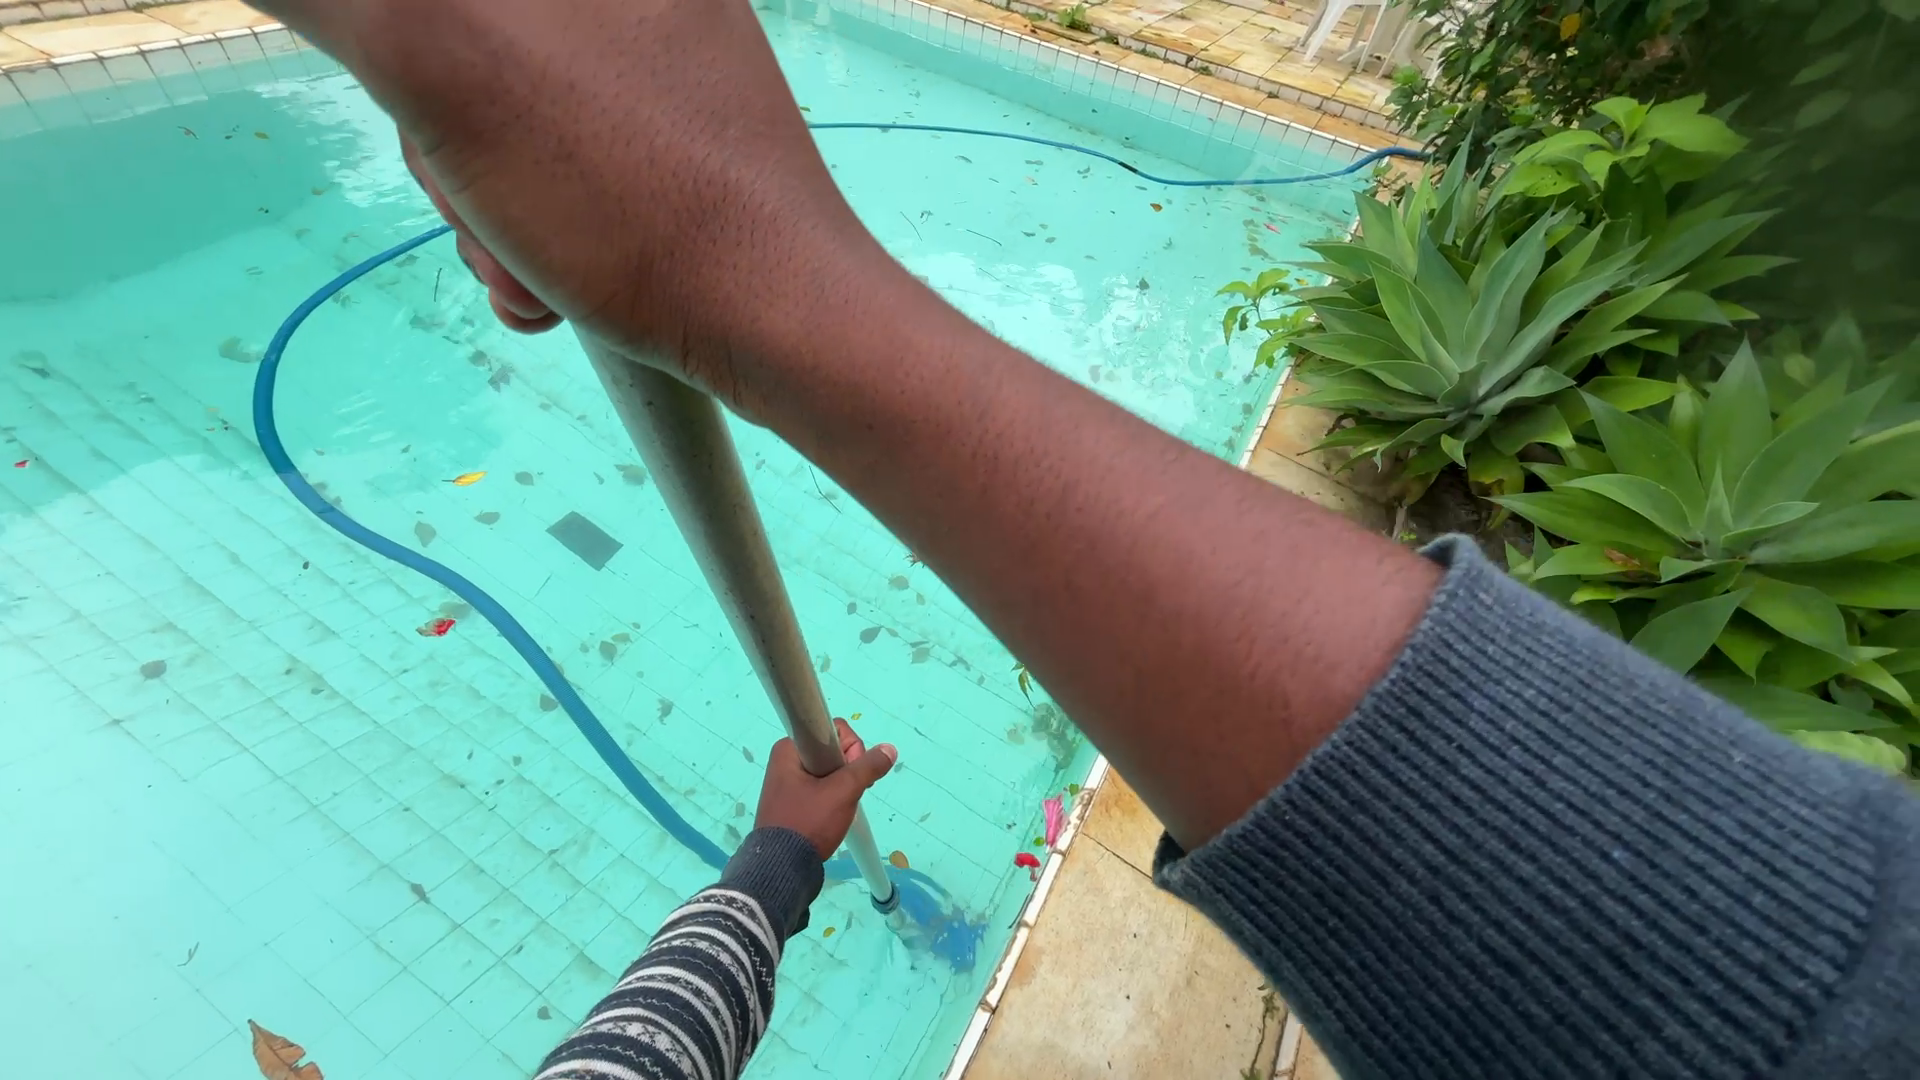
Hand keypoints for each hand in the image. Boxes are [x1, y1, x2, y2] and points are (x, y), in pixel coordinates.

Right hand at [250, 0, 902, 413]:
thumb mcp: (444, 55)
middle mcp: (632, 7)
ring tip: (542, 272)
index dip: (400, 49)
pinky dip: (548, 240)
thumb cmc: (634, 198)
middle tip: (491, 207)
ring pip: (507, 125)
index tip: (422, 104)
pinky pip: (572, 175)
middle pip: (457, 45)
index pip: (422, 10)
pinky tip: (562, 292)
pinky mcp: (679, 156)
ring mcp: (661, 80)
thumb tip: (345, 8)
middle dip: (446, 146)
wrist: (785, 324)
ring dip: (494, 213)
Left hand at [755, 719, 896, 859]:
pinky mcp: (792, 798)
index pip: (832, 730)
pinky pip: (821, 783)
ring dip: (843, 783)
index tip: (850, 772)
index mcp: (790, 747)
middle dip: (849, 768)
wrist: (781, 868)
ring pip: (830, 767)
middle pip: (833, 748)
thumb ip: (868, 767)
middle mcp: (786, 758)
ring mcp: (788, 779)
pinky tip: (835, 811)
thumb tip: (889, 749)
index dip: (850, 748)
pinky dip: (833, 793)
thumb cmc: (808, 823)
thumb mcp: (843, 792)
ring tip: (842, 806)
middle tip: (848, 793)